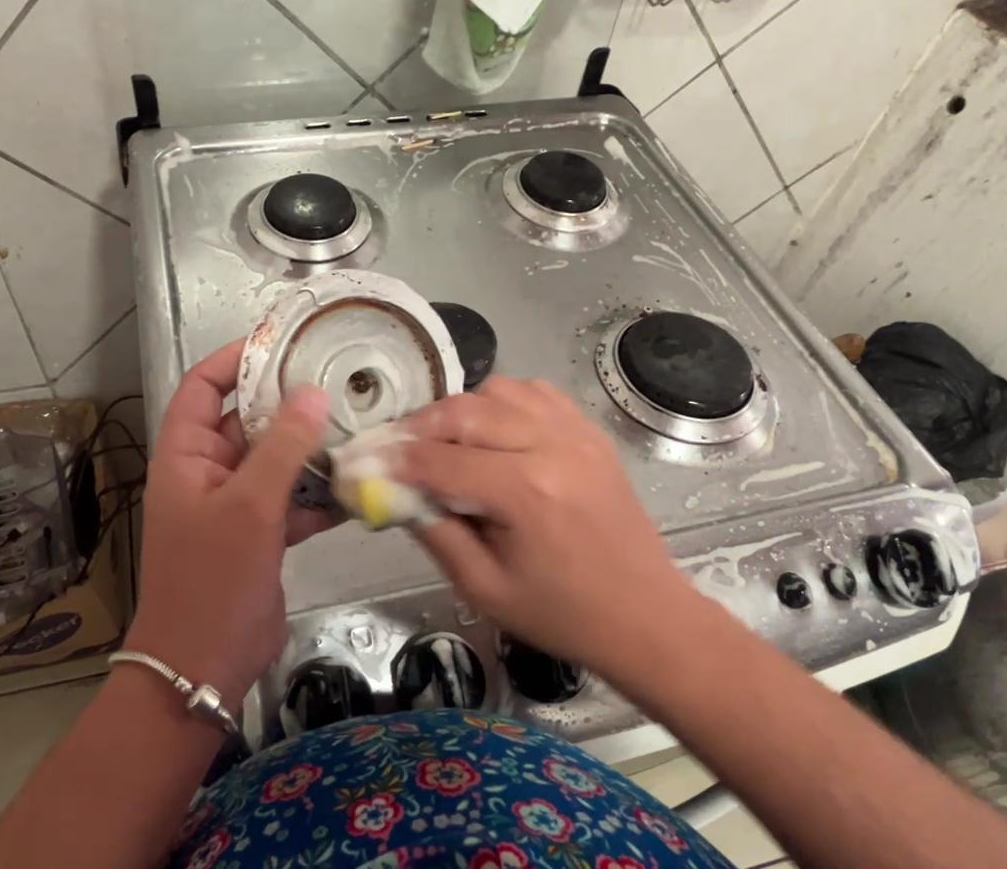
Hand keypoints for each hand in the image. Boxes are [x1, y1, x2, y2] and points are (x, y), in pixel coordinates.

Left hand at [123, 340, 330, 703]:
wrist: (203, 666)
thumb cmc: (213, 578)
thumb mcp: (249, 506)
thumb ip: (281, 447)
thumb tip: (312, 392)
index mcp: (185, 456)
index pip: (202, 388)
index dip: (235, 360)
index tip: (282, 343)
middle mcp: (207, 473)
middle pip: (246, 421)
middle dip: (287, 403)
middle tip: (338, 381)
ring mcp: (235, 505)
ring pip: (274, 461)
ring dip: (308, 449)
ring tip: (357, 426)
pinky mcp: (260, 535)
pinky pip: (290, 500)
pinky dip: (316, 494)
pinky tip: (354, 487)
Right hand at [398, 376, 693, 669]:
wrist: (644, 616)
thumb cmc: (561, 613)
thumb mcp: (482, 588)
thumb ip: (434, 532)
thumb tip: (392, 492)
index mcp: (524, 492)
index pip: (438, 459)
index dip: (392, 460)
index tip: (362, 461)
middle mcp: (550, 447)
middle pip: (463, 411)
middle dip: (419, 427)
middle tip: (396, 450)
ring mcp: (575, 432)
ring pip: (498, 390)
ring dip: (461, 411)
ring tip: (445, 443)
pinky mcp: (590, 431)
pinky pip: (535, 392)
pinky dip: (503, 402)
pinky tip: (494, 432)